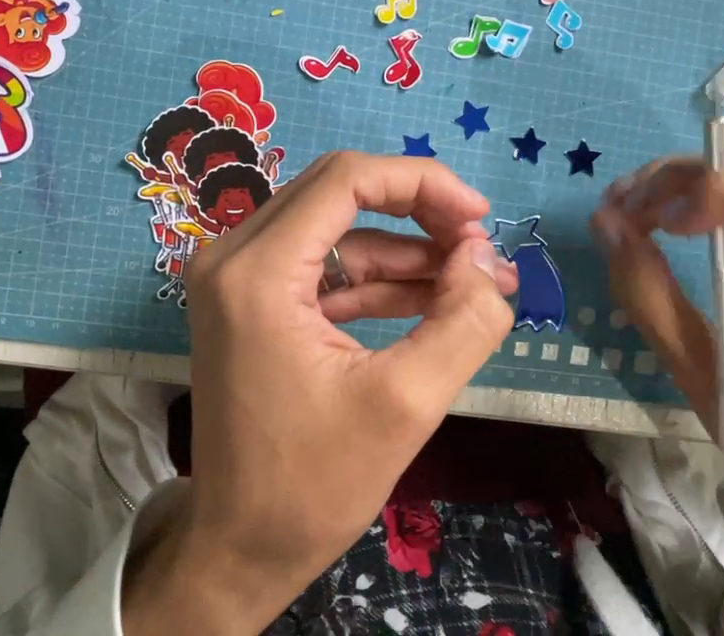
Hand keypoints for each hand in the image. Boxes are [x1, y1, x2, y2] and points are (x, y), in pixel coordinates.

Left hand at [123, 153, 518, 634]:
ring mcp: (235, 278)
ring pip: (333, 230)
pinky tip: (431, 297)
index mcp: (258, 270)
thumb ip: (463, 321)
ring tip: (472, 281)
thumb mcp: (406, 404)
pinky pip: (319, 267)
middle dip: (416, 211)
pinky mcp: (248, 302)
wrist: (240, 545)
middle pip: (337, 193)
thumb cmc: (314, 483)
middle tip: (477, 247)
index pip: (346, 179)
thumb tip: (489, 261)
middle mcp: (234, 255)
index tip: (481, 217)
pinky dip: (374, 278)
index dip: (422, 183)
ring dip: (402, 250)